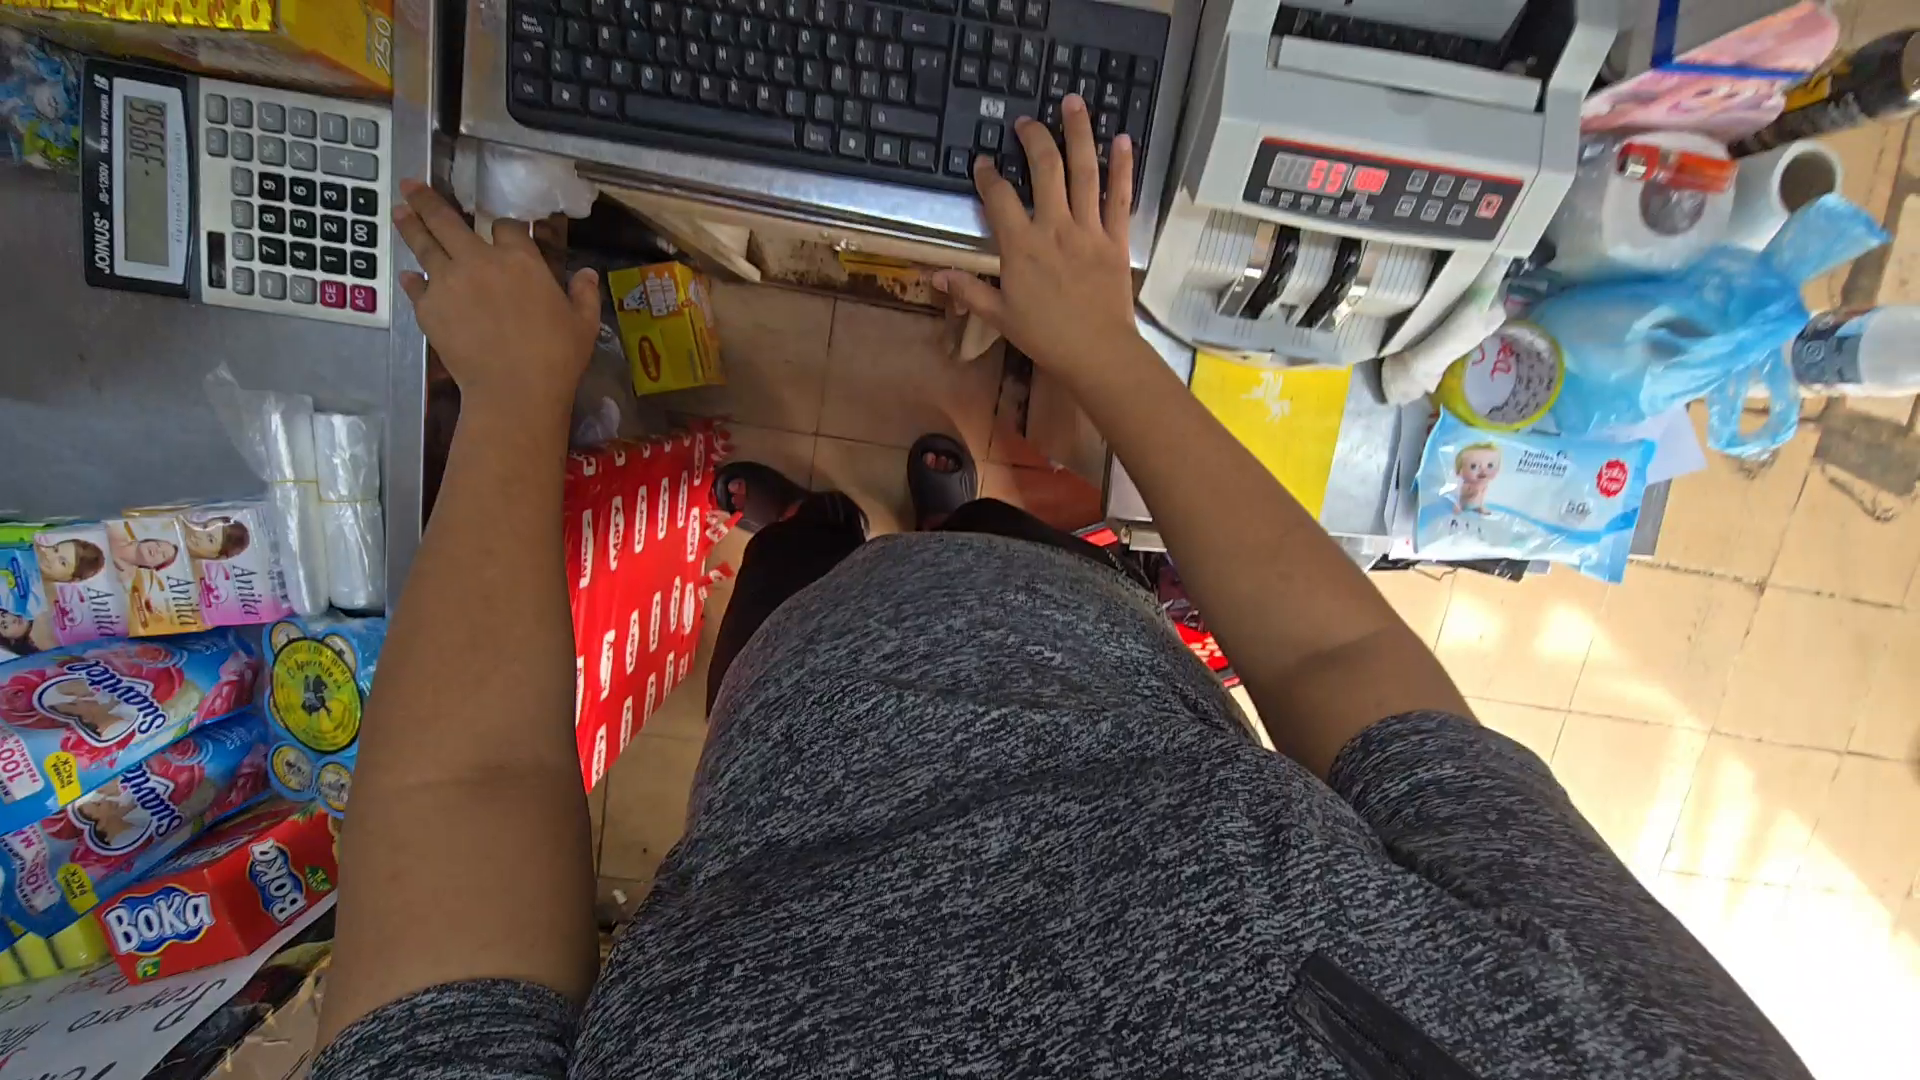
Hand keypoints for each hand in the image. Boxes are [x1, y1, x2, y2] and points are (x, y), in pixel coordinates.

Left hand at [393, 180, 599, 416]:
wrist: (515, 389)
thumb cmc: (557, 356)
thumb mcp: (583, 325)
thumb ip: (584, 295)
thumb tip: (588, 274)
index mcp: (521, 261)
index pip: (507, 225)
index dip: (503, 222)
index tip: (499, 221)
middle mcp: (479, 260)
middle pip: (447, 220)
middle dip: (428, 200)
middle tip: (412, 186)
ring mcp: (447, 281)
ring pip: (423, 243)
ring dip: (410, 225)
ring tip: (400, 212)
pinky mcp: (428, 307)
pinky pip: (414, 285)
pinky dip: (411, 279)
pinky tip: (408, 275)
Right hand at [930, 95, 1141, 381]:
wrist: (1096, 352)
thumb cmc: (1045, 337)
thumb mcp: (1000, 317)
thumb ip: (969, 291)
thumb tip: (936, 276)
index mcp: (1022, 246)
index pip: (999, 198)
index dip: (988, 177)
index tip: (982, 163)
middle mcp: (1054, 227)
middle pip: (1044, 169)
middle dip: (1033, 139)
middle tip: (1026, 122)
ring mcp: (1088, 230)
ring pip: (1084, 171)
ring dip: (1078, 133)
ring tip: (1073, 103)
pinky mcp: (1116, 239)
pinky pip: (1120, 197)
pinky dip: (1122, 167)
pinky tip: (1122, 140)